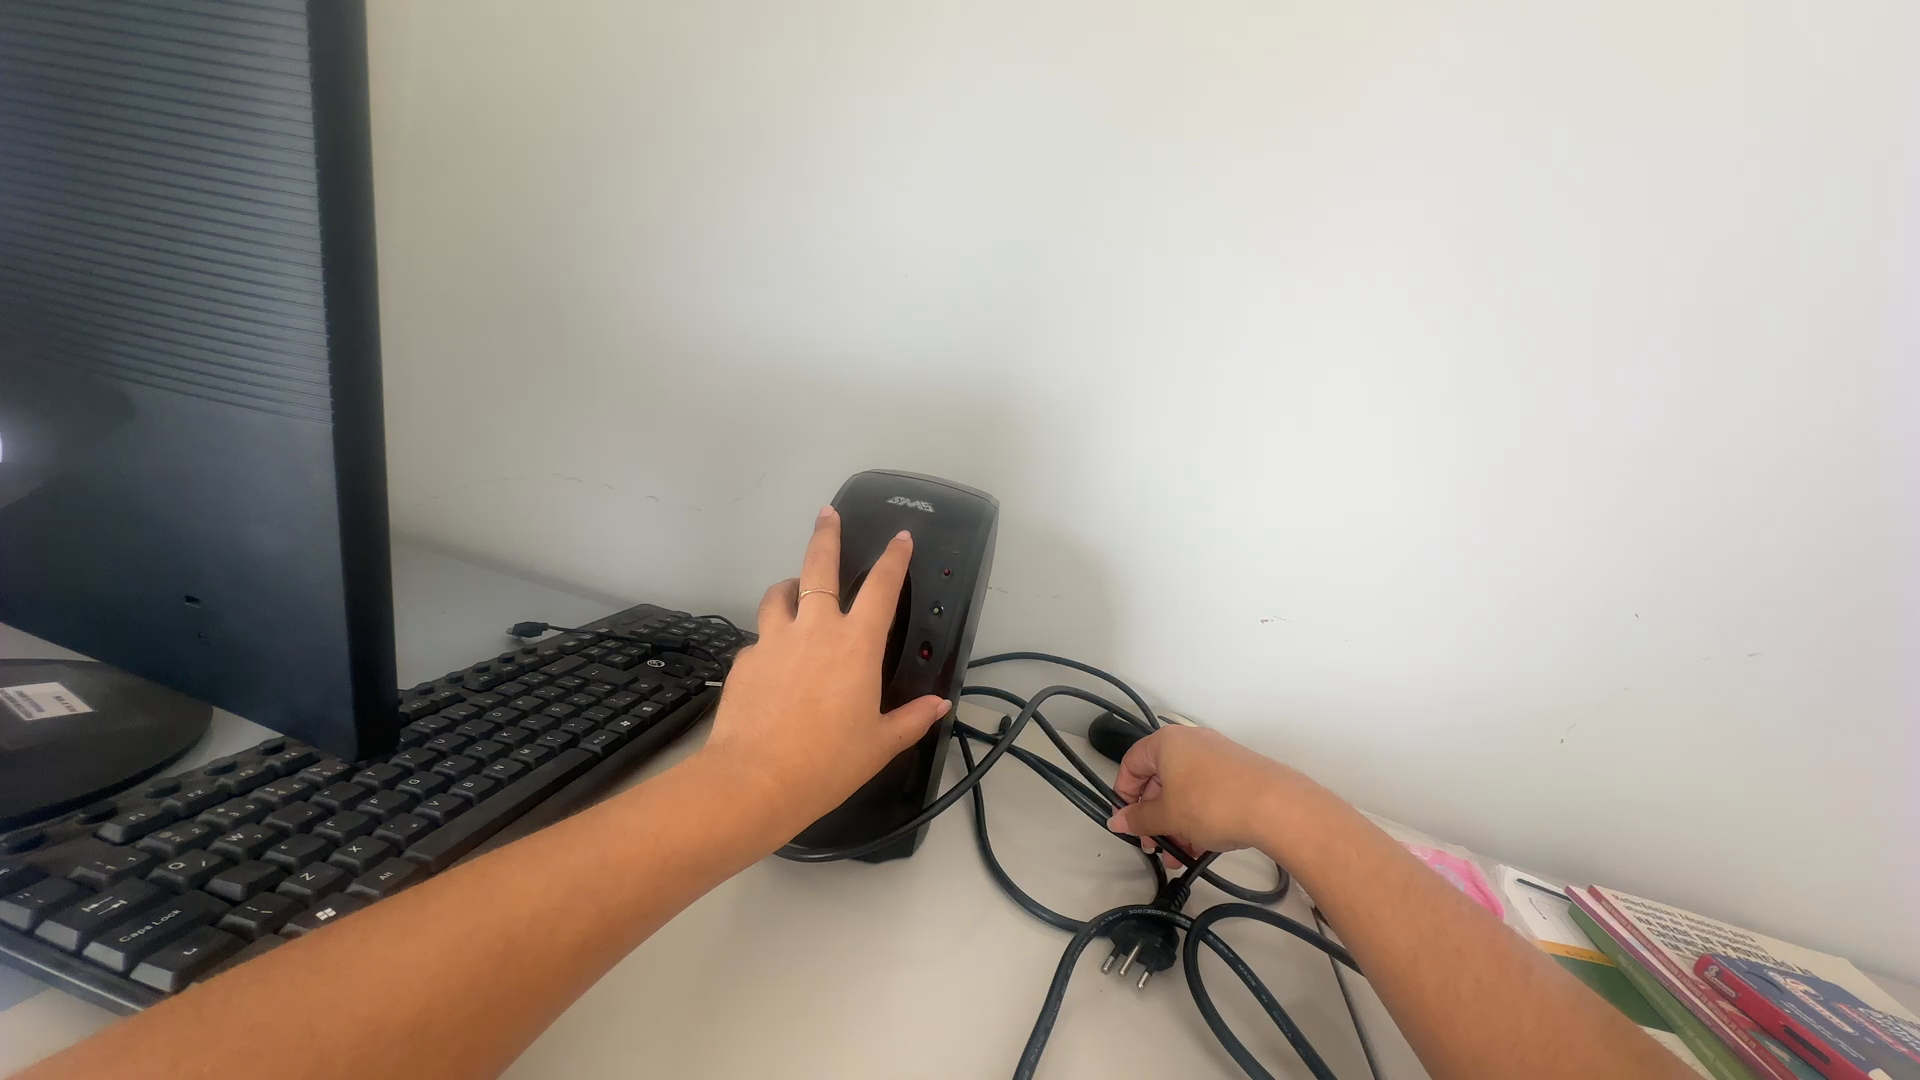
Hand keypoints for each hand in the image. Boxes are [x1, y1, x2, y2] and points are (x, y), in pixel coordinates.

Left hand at [695, 506, 950, 835]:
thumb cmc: (826, 763)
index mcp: (855, 645)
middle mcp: (814, 630)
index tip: (900, 537)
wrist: (753, 781)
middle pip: (818, 566)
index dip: (894, 558)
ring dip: (789, 585)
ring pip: (779, 593)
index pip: (882, 588)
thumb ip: (912, 719)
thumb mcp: (879, 745)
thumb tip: (939, 704)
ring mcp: (774, 640)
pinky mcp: (745, 659)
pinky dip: (771, 639)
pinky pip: (761, 638)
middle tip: (827, 514)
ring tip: (792, 589)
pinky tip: (774, 662)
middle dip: (826, 535)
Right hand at [1106, 726, 1299, 860]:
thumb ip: (1139, 819)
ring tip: (1179, 855)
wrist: (1276, 807)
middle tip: (1154, 844)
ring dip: (1176, 823)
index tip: (1127, 822)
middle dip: (1153, 816)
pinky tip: (1202, 847)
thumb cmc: (1211, 803)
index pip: (1131, 763)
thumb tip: (1117, 821)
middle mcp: (1190, 742)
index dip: (1124, 794)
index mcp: (1166, 742)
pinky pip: (1207, 794)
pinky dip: (1198, 818)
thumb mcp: (1167, 816)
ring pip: (1184, 790)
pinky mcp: (1238, 773)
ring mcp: (1217, 756)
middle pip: (1159, 779)